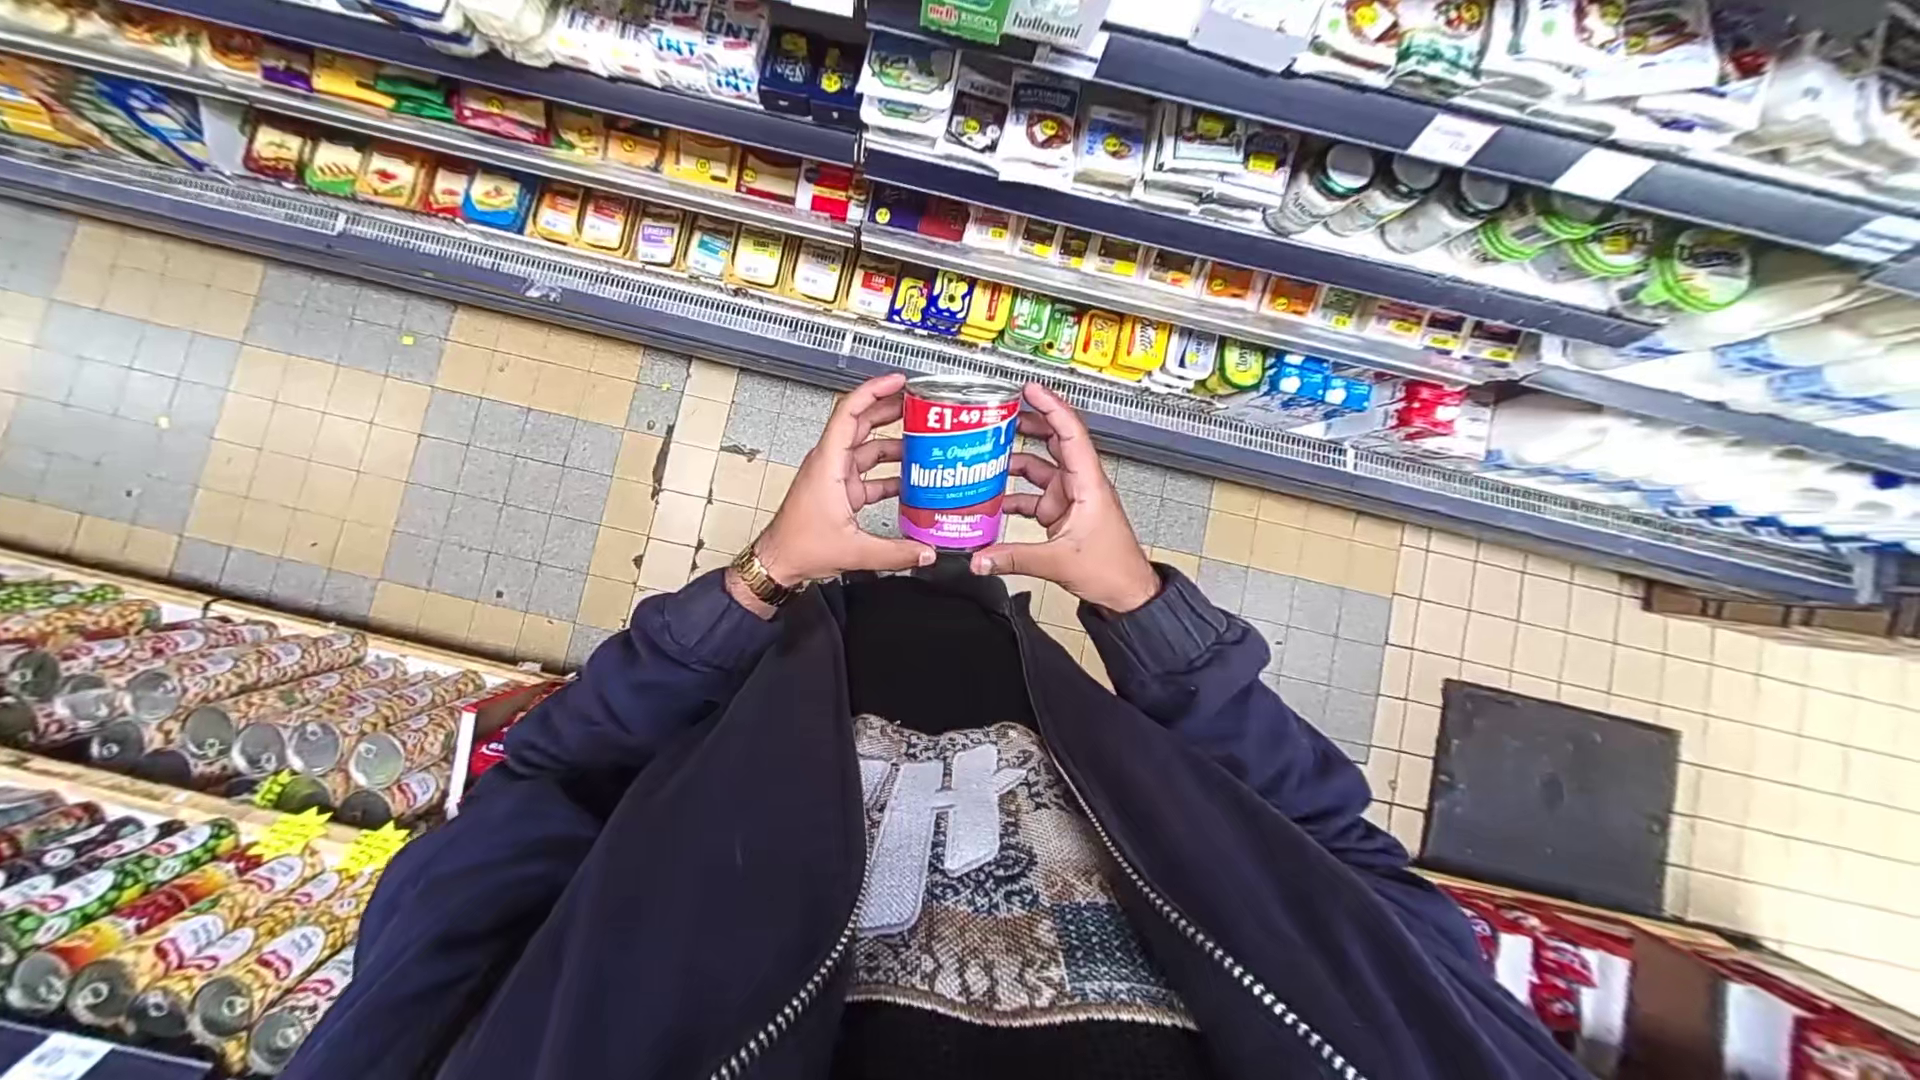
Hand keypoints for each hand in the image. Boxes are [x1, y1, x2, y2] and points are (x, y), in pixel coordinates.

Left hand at [749, 373, 935, 591]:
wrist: (778, 562)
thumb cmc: (797, 546)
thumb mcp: (854, 550)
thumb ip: (897, 553)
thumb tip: (926, 552)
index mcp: (828, 464)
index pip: (850, 411)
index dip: (874, 390)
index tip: (897, 382)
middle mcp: (830, 463)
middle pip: (861, 422)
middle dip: (890, 409)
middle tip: (916, 404)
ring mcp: (835, 476)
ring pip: (867, 447)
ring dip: (893, 441)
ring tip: (920, 440)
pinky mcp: (839, 491)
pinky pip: (868, 472)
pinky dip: (888, 472)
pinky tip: (909, 479)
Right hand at [968, 383, 1160, 613]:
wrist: (1128, 593)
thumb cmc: (1114, 570)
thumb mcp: (1058, 562)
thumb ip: (1013, 558)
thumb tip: (980, 557)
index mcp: (1088, 484)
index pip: (1070, 433)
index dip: (1050, 407)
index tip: (1031, 391)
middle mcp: (1080, 485)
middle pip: (1054, 442)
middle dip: (1029, 425)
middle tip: (1003, 414)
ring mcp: (1071, 499)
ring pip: (1041, 468)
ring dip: (1016, 460)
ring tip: (990, 453)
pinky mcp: (1063, 515)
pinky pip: (1035, 496)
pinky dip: (1015, 494)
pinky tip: (995, 498)